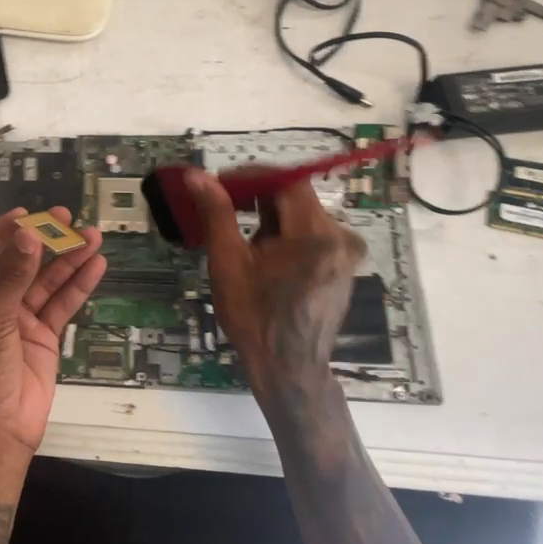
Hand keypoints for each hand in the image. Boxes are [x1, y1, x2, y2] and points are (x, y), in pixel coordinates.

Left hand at [0, 208, 107, 467]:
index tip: (27, 214)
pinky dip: (78, 286)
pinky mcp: (42, 337)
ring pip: (45, 282)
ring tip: (92, 237)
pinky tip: (95, 266)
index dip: (1, 231)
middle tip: (66, 218)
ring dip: (67, 260)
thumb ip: (13, 278)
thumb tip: (29, 236)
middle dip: (42, 241)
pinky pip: (61, 305)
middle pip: (18, 263)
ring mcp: (18, 320)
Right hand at [184, 170, 366, 405]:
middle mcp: (341, 237)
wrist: (288, 368)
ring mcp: (346, 253)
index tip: (219, 183)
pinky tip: (260, 253)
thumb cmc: (254, 318)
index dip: (251, 176)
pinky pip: (310, 235)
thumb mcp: (228, 263)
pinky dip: (283, 235)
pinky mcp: (343, 265)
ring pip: (301, 216)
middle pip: (295, 198)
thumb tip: (196, 175)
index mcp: (316, 235)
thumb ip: (216, 214)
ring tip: (236, 236)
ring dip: (268, 217)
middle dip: (256, 198)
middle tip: (220, 207)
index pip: (288, 181)